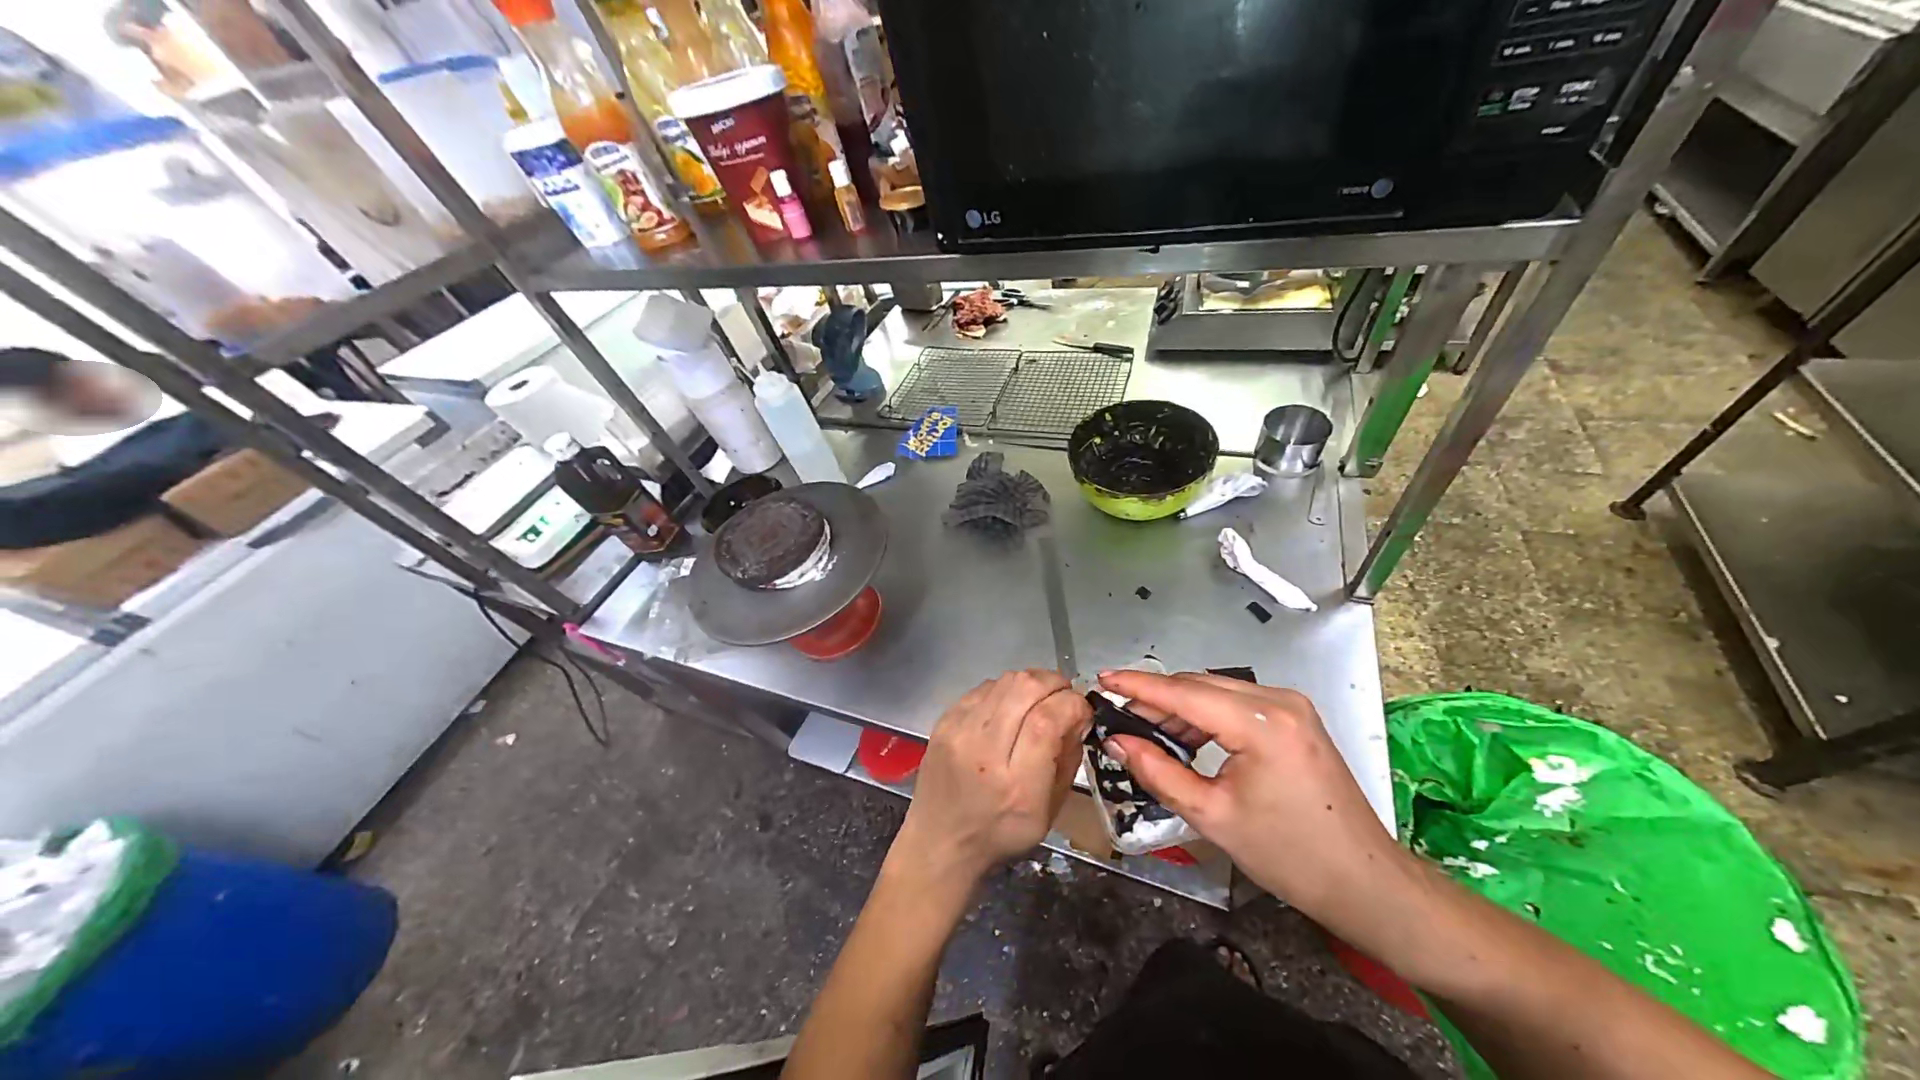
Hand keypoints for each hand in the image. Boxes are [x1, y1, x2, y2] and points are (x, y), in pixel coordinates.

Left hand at [889, 670, 1091, 883]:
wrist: (939, 842)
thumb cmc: (1000, 833)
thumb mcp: (1049, 810)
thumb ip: (1067, 759)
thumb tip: (1077, 715)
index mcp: (1016, 784)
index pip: (1048, 720)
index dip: (1072, 704)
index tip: (1082, 710)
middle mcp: (983, 750)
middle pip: (1025, 688)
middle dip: (1055, 683)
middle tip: (1064, 696)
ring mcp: (958, 731)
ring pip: (1004, 681)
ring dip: (1031, 683)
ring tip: (1040, 698)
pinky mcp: (943, 721)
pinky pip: (983, 688)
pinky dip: (1005, 690)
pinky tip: (1010, 706)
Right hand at [1096, 671, 1406, 918]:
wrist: (1363, 880)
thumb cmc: (1288, 854)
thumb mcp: (1211, 815)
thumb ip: (1157, 771)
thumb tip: (1117, 742)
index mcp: (1261, 723)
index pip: (1184, 693)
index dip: (1138, 686)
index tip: (1102, 680)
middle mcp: (1279, 701)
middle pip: (1200, 686)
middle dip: (1156, 698)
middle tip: (1117, 715)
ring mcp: (1292, 707)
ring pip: (1217, 691)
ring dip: (1180, 707)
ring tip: (1145, 730)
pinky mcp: (1296, 719)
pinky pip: (1237, 703)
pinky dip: (1206, 715)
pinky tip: (1185, 737)